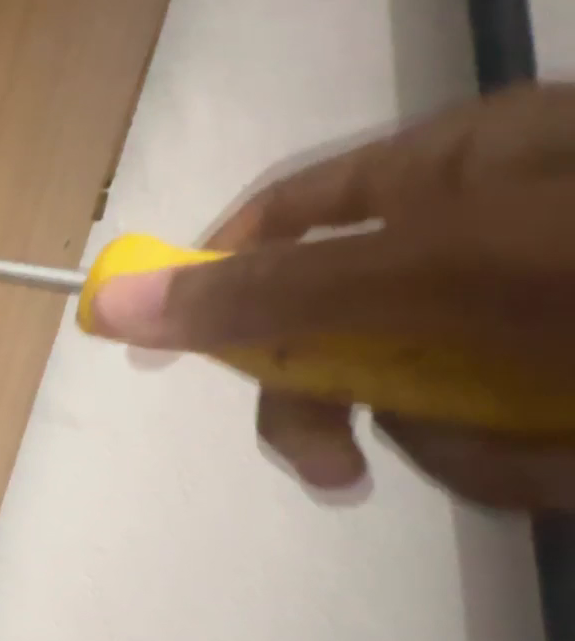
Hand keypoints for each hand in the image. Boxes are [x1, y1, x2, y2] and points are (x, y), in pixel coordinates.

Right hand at [87, 84, 574, 509]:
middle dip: (327, 405)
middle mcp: (476, 245)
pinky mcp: (566, 389)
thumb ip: (267, 296)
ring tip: (556, 443)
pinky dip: (524, 464)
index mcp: (452, 176)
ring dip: (454, 443)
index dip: (210, 277)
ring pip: (406, 401)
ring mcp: (525, 321)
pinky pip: (486, 440)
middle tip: (328, 464)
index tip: (163, 351)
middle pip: (324, 327)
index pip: (280, 218)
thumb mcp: (447, 275)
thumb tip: (110, 305)